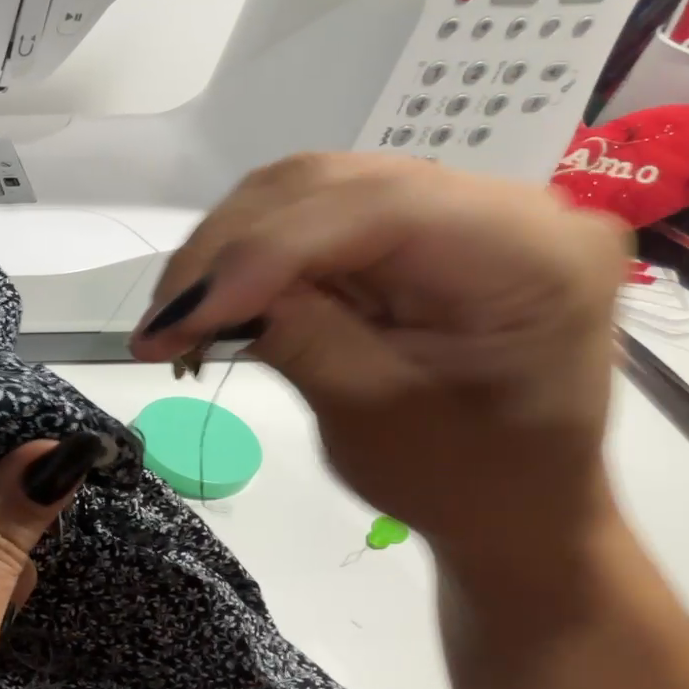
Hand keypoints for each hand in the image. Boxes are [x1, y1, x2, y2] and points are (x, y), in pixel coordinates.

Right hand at [129, 153, 630, 553]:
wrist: (510, 502)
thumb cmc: (460, 478)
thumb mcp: (375, 416)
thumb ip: (301, 340)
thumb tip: (206, 299)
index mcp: (529, 255)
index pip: (375, 211)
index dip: (260, 254)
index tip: (177, 319)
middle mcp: (496, 207)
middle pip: (324, 186)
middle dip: (223, 252)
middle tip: (159, 327)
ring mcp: (444, 212)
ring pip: (297, 193)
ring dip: (218, 254)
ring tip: (174, 321)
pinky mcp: (399, 233)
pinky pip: (297, 219)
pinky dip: (236, 261)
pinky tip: (206, 306)